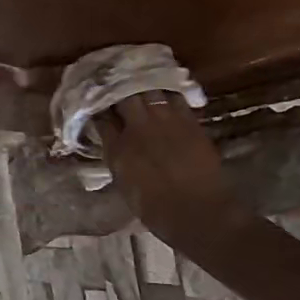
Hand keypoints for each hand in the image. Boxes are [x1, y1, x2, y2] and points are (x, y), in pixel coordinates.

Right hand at [95, 93, 237, 236]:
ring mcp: (165, 121)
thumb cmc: (157, 210)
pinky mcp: (189, 121)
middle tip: (117, 91)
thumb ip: (116, 157)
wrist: (201, 213)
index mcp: (117, 149)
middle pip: (122, 96)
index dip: (99, 111)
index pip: (101, 119)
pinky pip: (175, 96)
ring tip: (140, 86)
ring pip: (148, 90)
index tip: (98, 108)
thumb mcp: (125, 185)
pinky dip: (168, 93)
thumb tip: (111, 138)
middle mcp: (138, 128)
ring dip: (142, 88)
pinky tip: (166, 95)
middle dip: (118, 91)